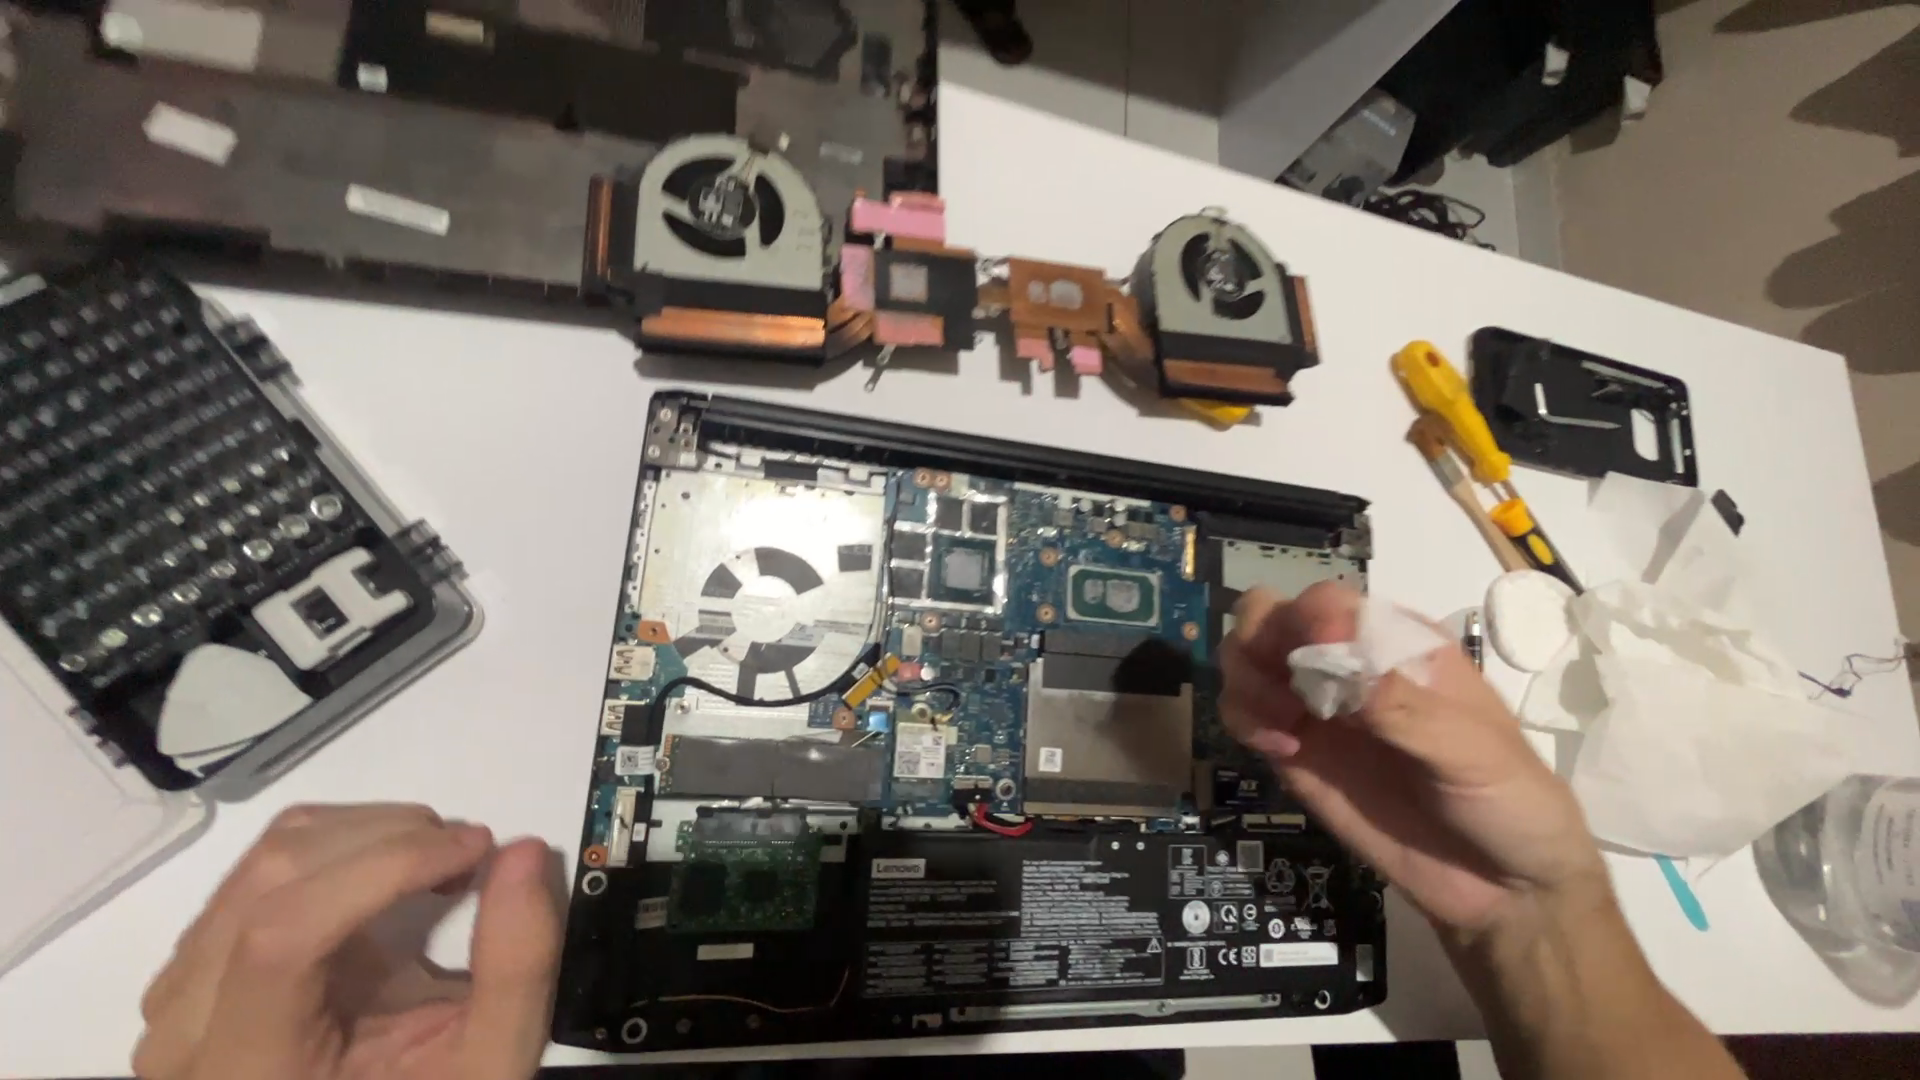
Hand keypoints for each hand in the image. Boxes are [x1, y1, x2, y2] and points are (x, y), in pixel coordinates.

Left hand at [134, 804, 562, 1079]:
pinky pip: (270, 861)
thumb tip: (523, 849)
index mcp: (246, 1071)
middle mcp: (183, 1028)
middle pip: (277, 875)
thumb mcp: (492, 1060)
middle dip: (396, 837)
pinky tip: (397, 877)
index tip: (480, 848)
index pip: (284, 932)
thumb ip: (518, 967)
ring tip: (439, 864)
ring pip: (273, 851)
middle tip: (472, 857)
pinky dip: (353, 840)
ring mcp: (182, 988)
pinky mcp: (203, 957)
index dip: (388, 867)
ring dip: (378, 831)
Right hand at [1221, 583, 1607, 936]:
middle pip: (1267, 617)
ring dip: (1245, 685)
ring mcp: (1310, 706)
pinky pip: (1240, 714)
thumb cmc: (1508, 804)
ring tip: (1282, 732)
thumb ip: (1400, 703)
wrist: (1501, 890)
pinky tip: (1281, 752)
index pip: (1327, 603)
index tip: (1309, 664)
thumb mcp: (1472, 752)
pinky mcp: (1290, 750)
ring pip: (1242, 660)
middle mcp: (1342, 664)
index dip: (1306, 621)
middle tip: (1281, 696)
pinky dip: (1244, 723)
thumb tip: (1332, 647)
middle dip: (1257, 645)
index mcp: (1394, 645)